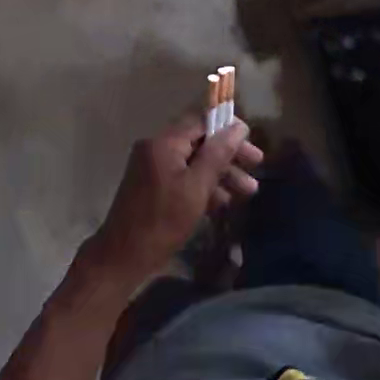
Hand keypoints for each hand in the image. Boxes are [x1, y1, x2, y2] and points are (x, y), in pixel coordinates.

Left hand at [80, 115, 263, 289]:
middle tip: (257, 165)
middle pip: (199, 142)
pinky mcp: (152, 185)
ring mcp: (152, 166)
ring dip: (220, 173)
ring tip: (249, 191)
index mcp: (164, 142)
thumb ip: (218, 154)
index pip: (201, 122)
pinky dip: (202, 185)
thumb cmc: (163, 221)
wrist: (122, 257)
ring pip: (193, 162)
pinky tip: (224, 202)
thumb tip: (238, 126)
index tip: (251, 143)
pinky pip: (182, 176)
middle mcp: (156, 147)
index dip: (228, 130)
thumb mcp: (196, 187)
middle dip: (228, 155)